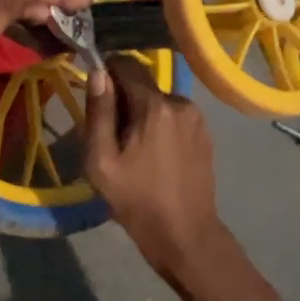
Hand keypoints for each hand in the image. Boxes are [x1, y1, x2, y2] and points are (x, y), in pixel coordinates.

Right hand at [84, 56, 224, 275]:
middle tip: (110, 136)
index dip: (106, 73)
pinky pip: (174, 118)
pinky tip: (154, 157)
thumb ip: (99, 112)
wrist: (185, 235)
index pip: (127, 65)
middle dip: (123, 101)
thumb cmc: (136, 200)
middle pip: (143, 85)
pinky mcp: (205, 135)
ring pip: (158, 102)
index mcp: (155, 106)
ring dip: (142, 115)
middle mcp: (181, 103)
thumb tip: (97, 72)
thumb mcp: (102, 160)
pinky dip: (160, 127)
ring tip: (132, 150)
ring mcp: (198, 119)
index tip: (94, 97)